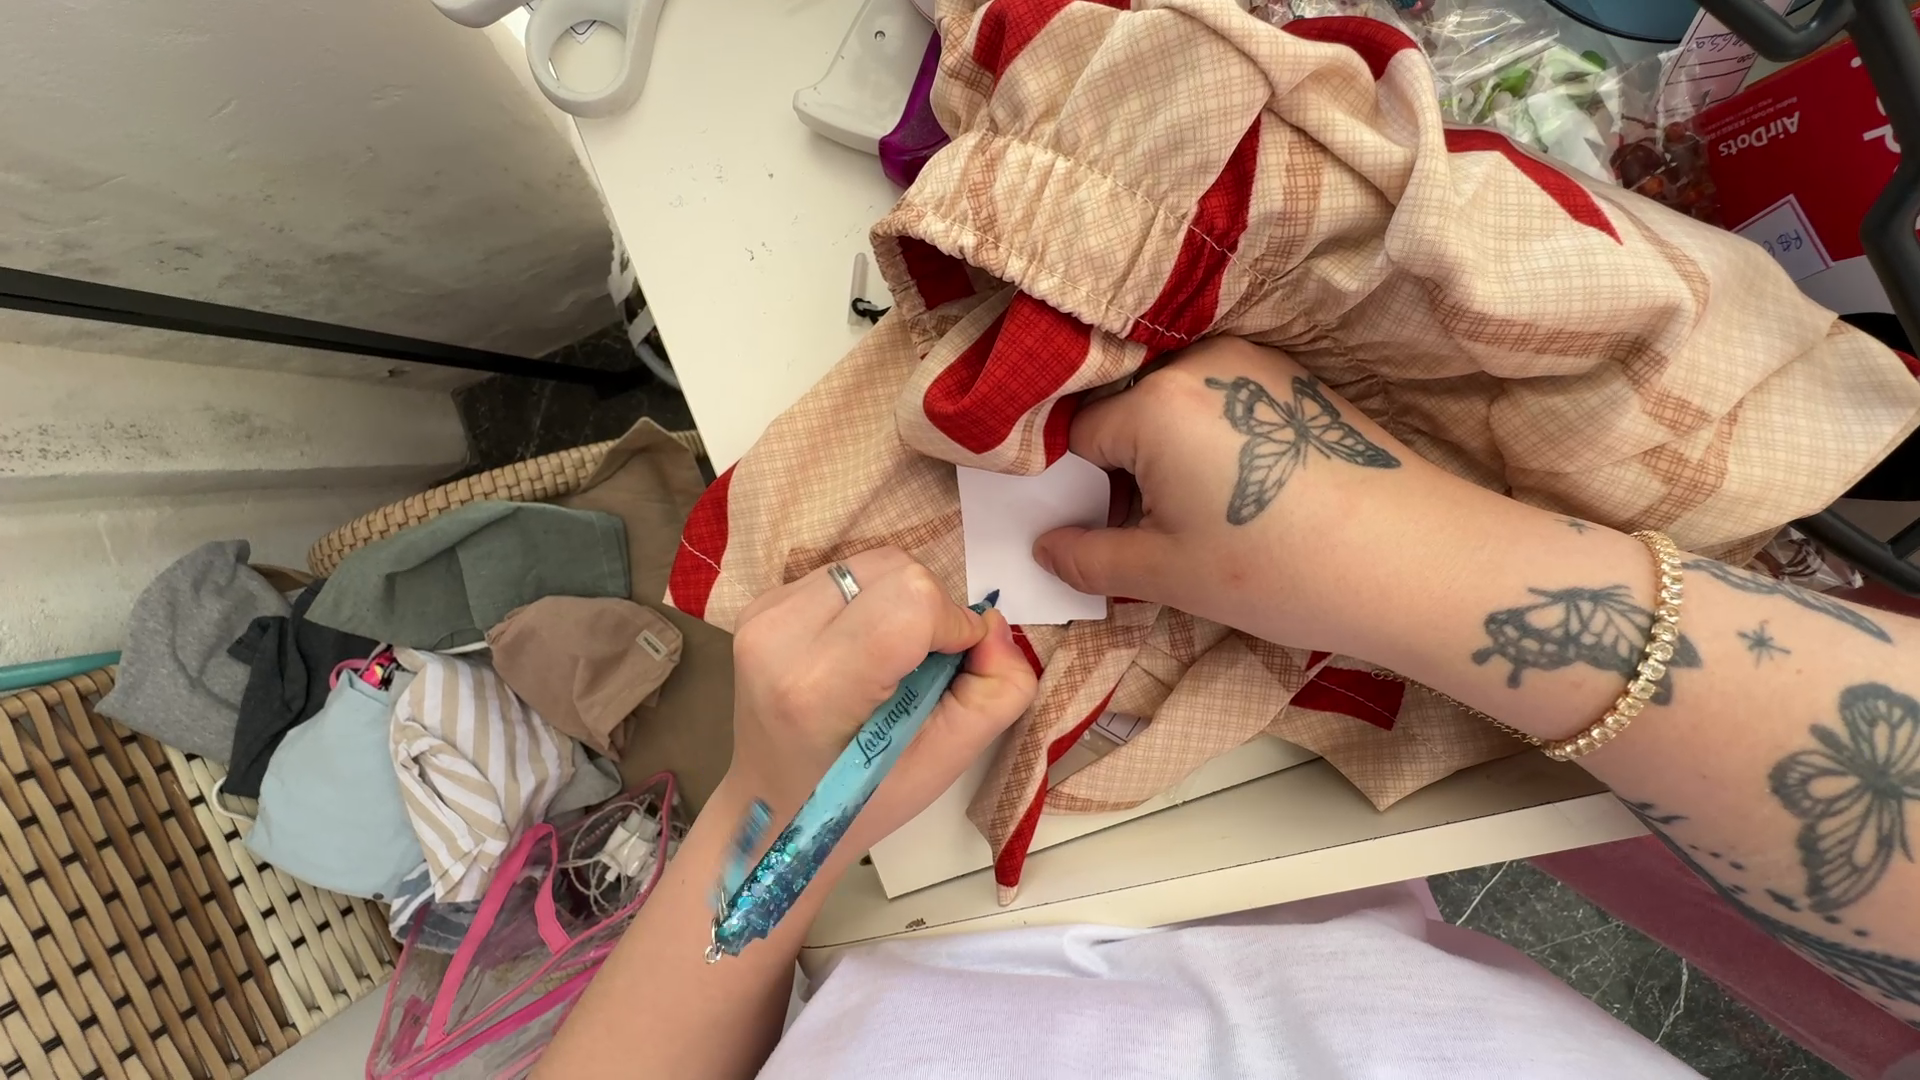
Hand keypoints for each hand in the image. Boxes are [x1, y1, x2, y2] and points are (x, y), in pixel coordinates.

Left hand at [727, 548, 1037, 852]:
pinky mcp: (761, 601)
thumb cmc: (859, 799)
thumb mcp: (945, 763)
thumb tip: (992, 623)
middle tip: (920, 665)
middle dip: (929, 608)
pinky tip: (857, 646)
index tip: (952, 663)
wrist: (773, 808)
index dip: (952, 623)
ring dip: (900, 600)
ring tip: (887, 658)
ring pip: (873, 562)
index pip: (911, 601)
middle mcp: (778, 636)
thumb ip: (997, 692)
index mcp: (816, 687)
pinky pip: (845, 572)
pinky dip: (871, 599)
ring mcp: (763, 613)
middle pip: (895, 568)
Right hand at [1033, 338, 1481, 657]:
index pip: (1077, 435)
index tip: (1097, 527)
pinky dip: (1205, 443)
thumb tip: (1044, 550)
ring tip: (1198, 516)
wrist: (1420, 562)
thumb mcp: (1166, 574)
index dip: (1076, 487)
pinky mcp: (1293, 379)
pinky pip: (1218, 403)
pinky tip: (1239, 493)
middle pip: (1125, 415)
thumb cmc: (1278, 570)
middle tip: (1146, 530)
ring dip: (1163, 458)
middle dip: (1120, 471)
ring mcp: (1255, 364)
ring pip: (1171, 408)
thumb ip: (1088, 559)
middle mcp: (1202, 364)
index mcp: (1156, 405)